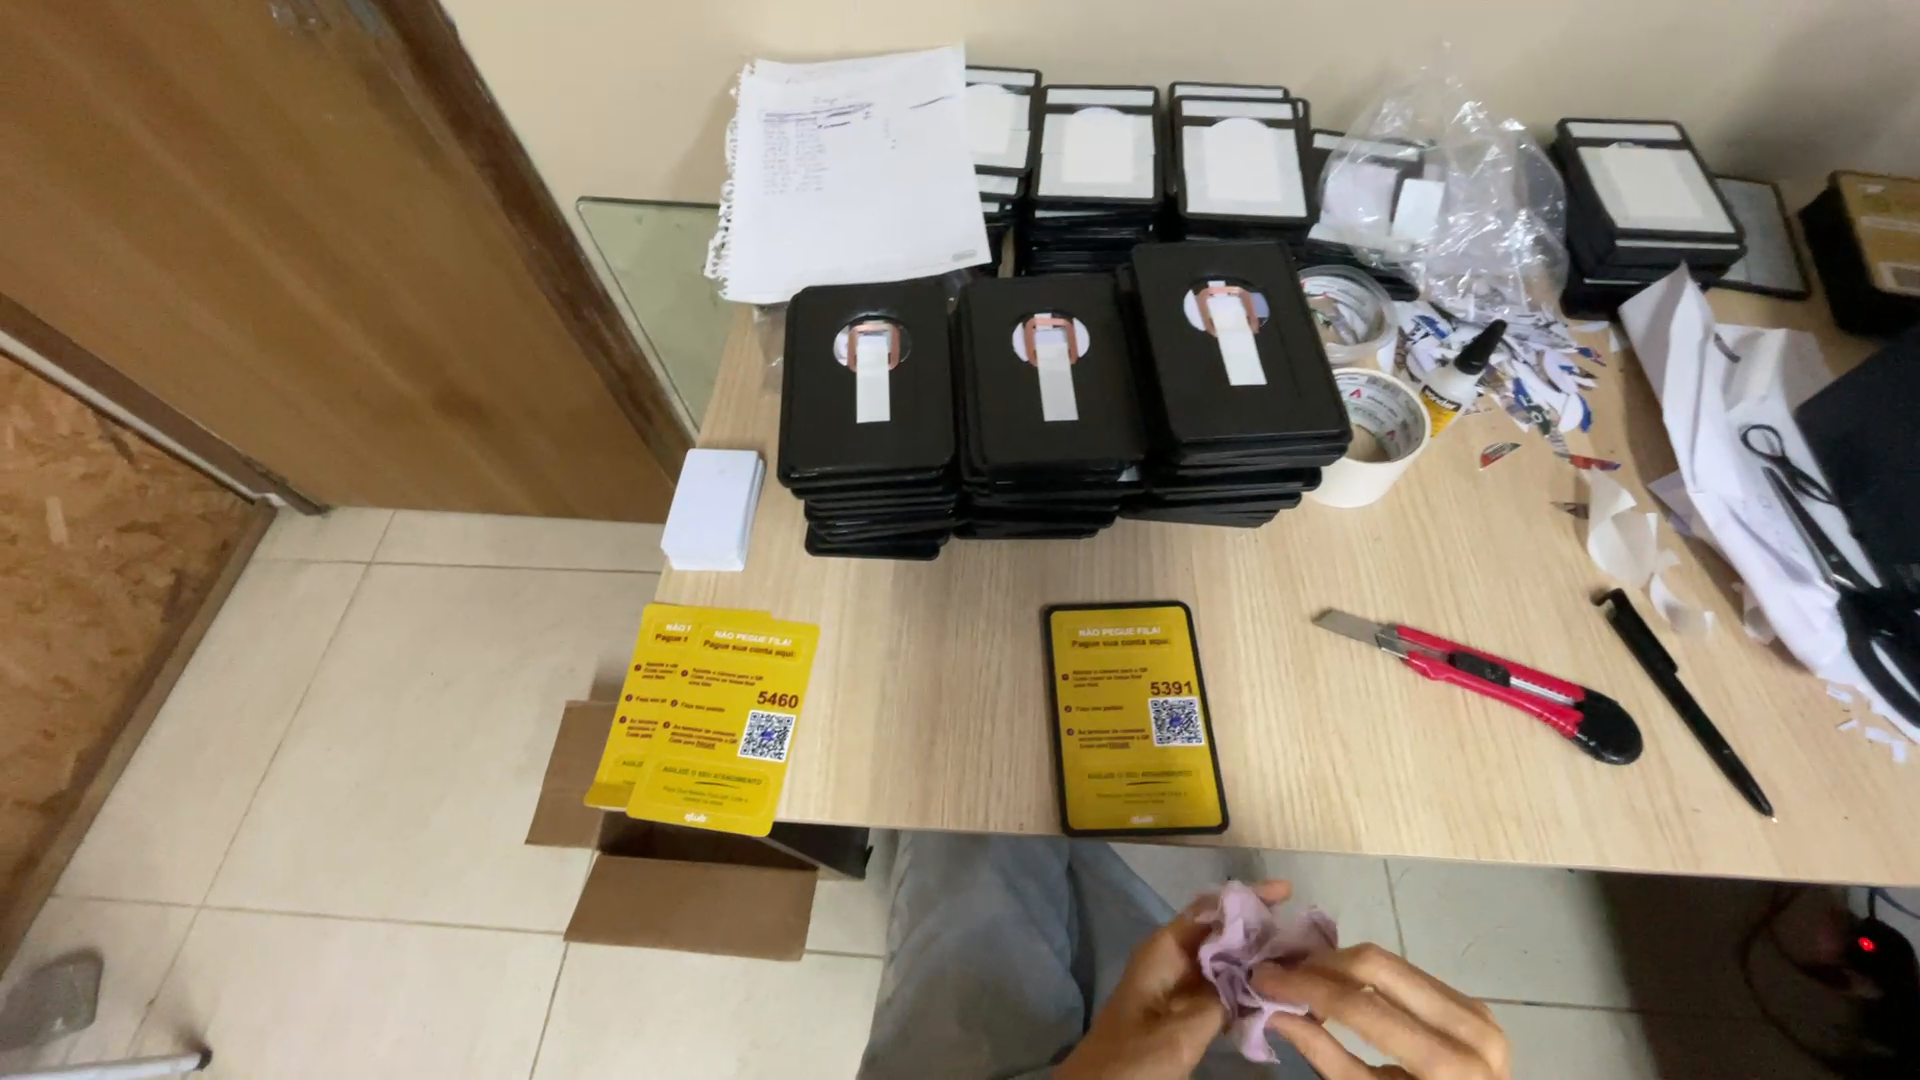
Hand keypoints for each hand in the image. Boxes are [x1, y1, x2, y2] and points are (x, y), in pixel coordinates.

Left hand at [1056, 881, 1293, 1079]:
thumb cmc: (1133, 1057)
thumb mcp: (1179, 1031)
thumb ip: (1217, 999)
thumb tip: (1256, 974)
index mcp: (1164, 949)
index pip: (1209, 910)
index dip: (1246, 898)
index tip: (1287, 892)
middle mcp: (1171, 957)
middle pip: (1219, 930)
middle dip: (1259, 929)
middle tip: (1305, 934)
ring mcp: (1176, 984)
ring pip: (1222, 959)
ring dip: (1256, 958)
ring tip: (1301, 959)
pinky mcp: (1182, 1010)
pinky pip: (1219, 987)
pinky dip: (1246, 986)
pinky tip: (1275, 994)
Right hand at [1255, 944, 1510, 1078]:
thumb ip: (1325, 1057)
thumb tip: (1274, 1010)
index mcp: (1445, 1066)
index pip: (1360, 1007)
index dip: (1305, 988)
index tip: (1263, 979)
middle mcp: (1468, 1029)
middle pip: (1374, 965)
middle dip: (1319, 964)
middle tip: (1283, 973)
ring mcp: (1477, 1012)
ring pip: (1388, 959)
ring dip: (1338, 963)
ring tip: (1306, 978)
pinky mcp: (1473, 1005)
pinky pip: (1406, 971)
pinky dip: (1365, 973)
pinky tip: (1342, 985)